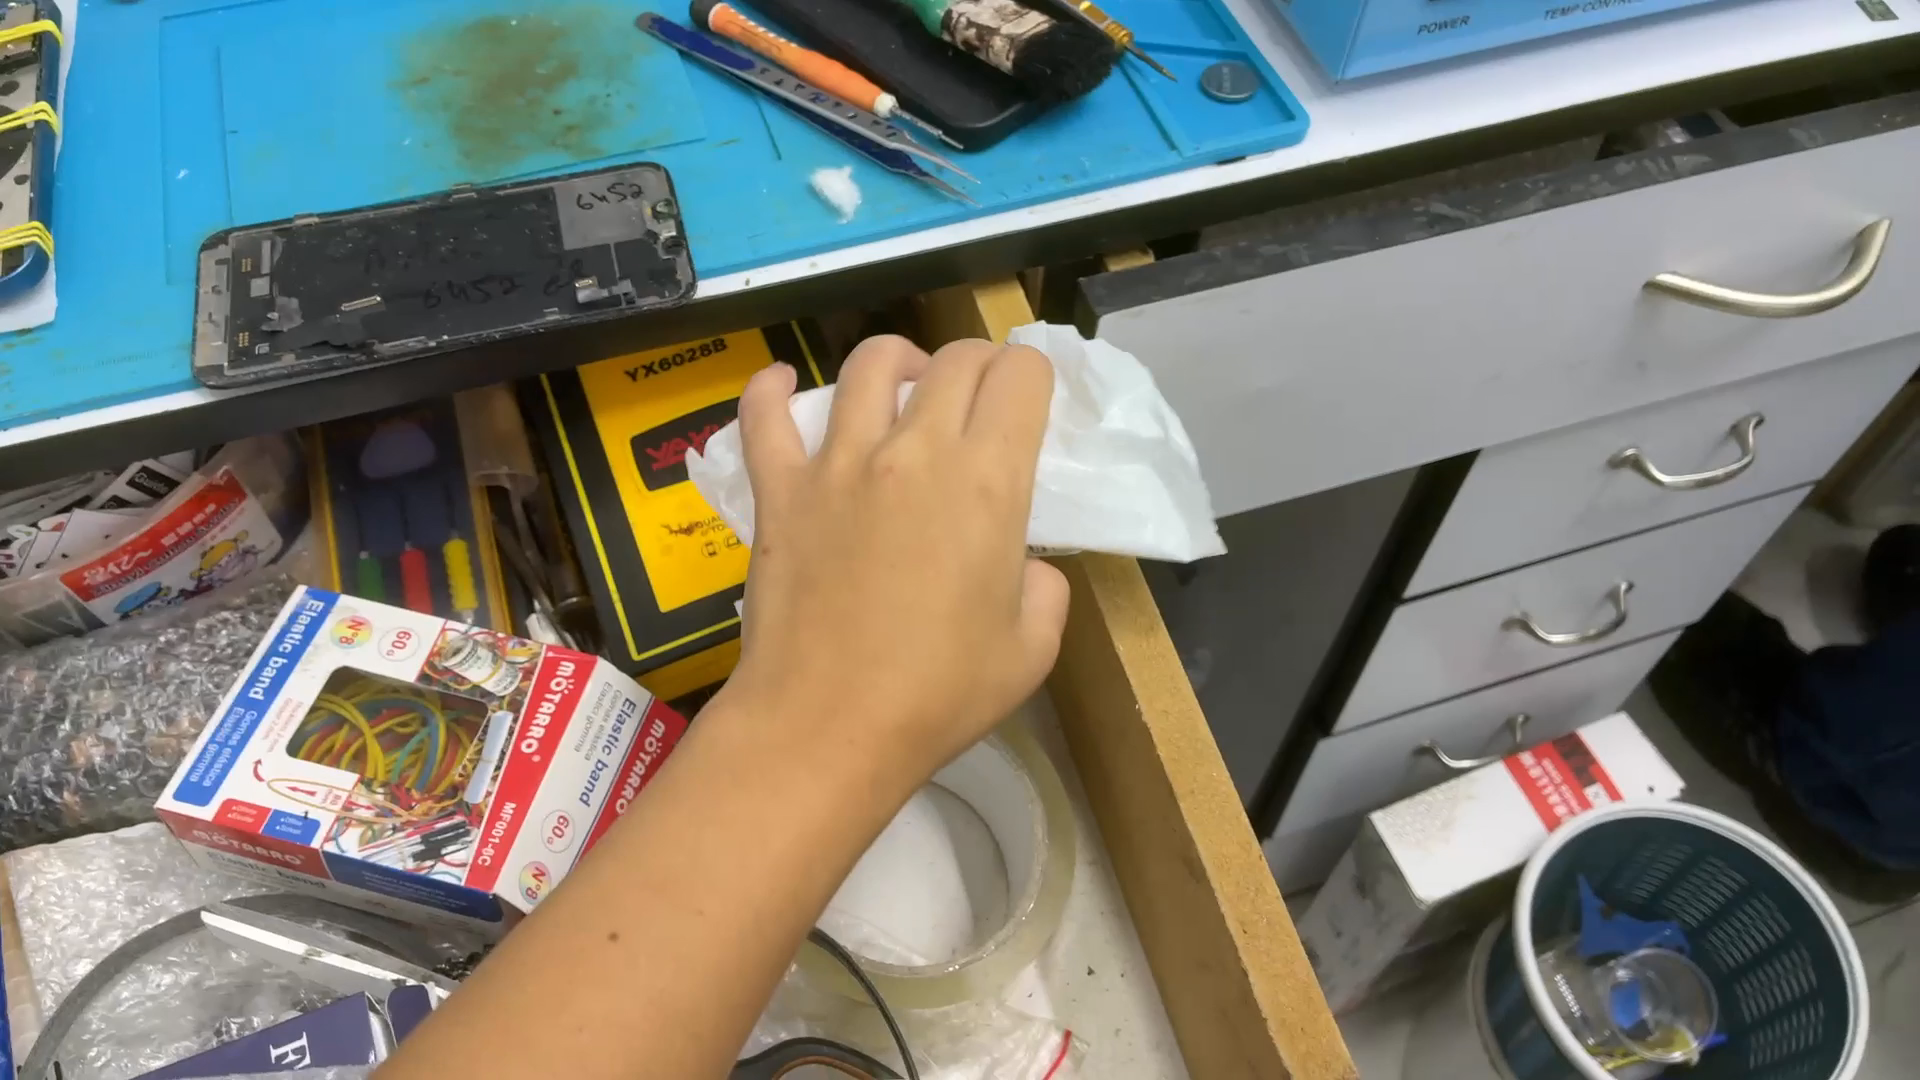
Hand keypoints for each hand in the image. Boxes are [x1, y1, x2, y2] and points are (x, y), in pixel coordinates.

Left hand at [716, 334, 1068, 789]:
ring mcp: (838, 463)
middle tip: (976, 406)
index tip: (1026, 407)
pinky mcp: (780, 488)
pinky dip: (771, 390)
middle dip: (978, 367)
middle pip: (954, 359)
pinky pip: (764, 415)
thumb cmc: (939, 696)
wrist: (827, 728)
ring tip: (903, 389)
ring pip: (869, 365)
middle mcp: (915, 450)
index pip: (1020, 374)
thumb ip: (1043, 585)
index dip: (1032, 376)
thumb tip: (1016, 561)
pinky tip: (782, 384)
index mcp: (989, 481)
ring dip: (898, 363)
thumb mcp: (1033, 648)